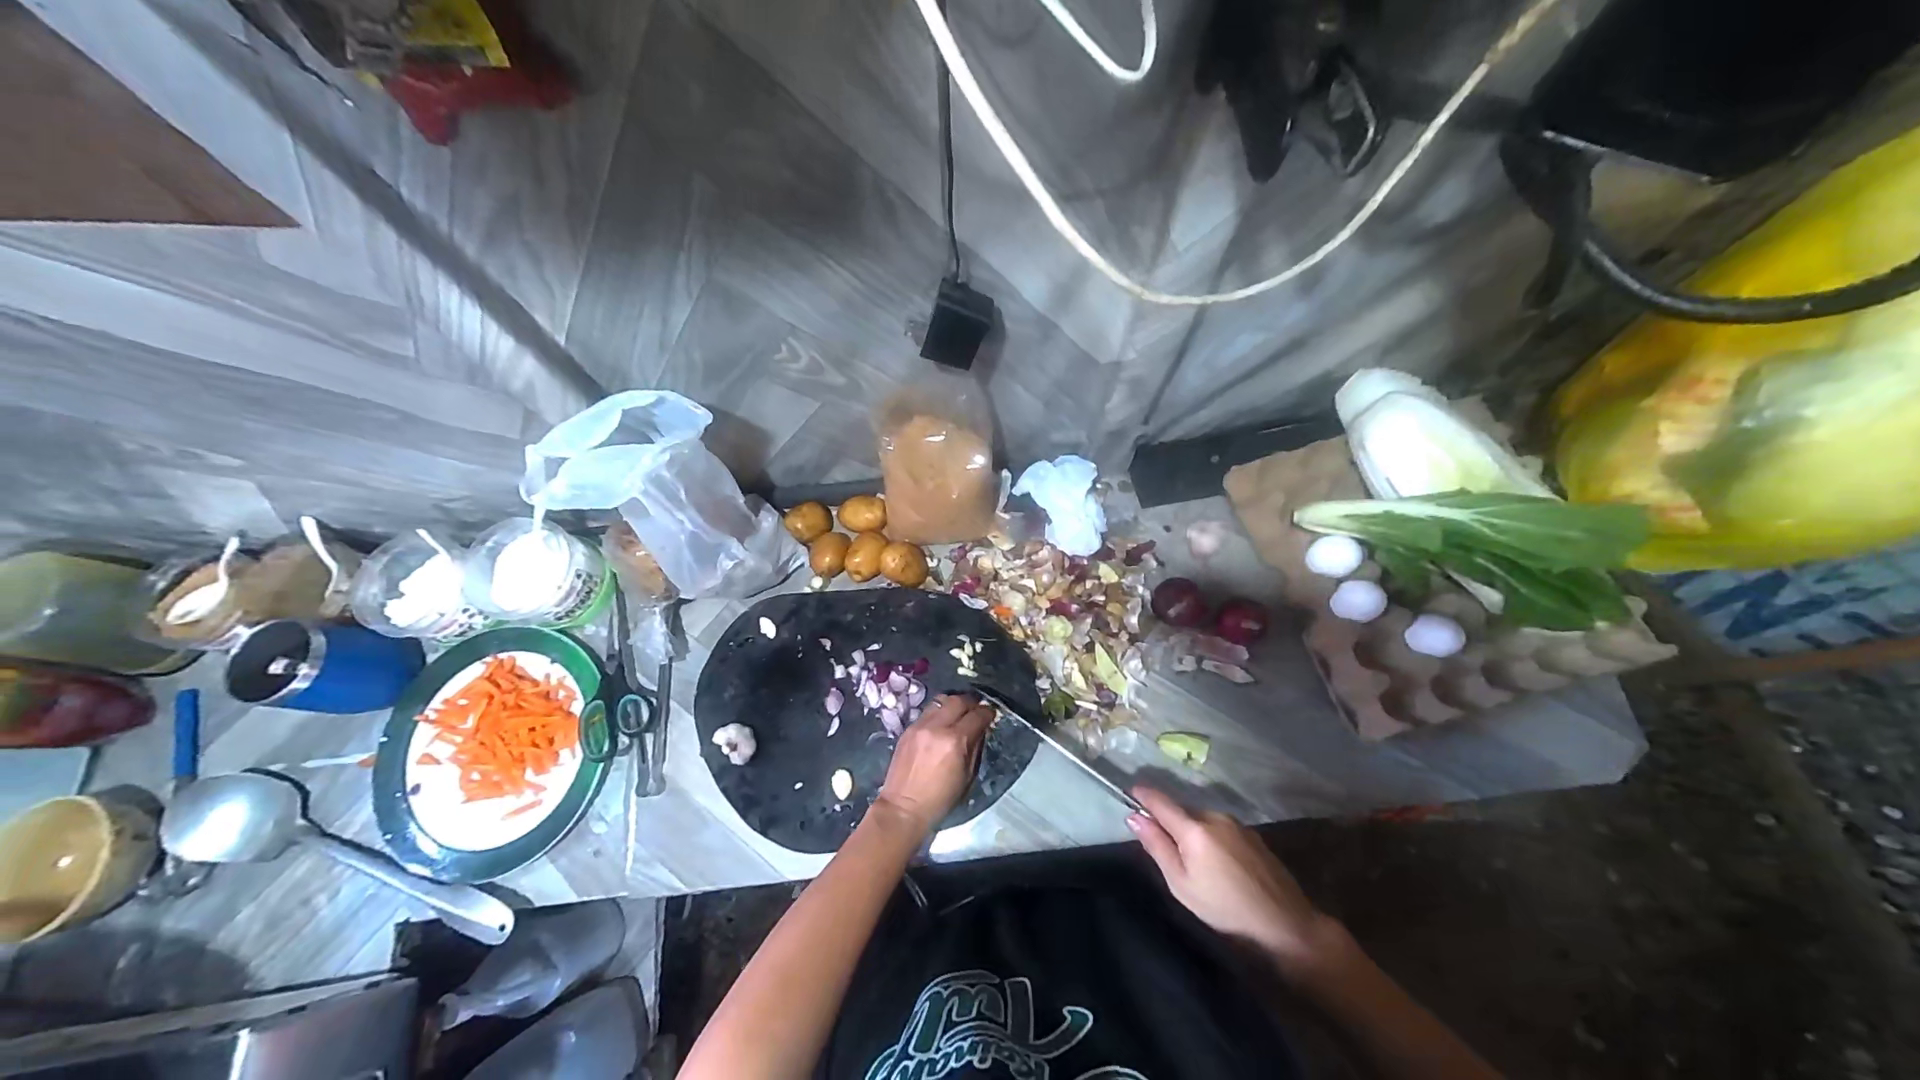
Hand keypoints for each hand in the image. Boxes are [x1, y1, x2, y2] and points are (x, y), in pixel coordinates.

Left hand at [874, 694, 993, 834]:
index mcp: (955, 741)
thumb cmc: (940, 799)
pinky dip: (939, 712)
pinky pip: (928, 711)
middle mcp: (937, 727)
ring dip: (954, 704)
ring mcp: (919, 726)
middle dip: (971, 702)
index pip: (976, 716)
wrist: (903, 808)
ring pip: (941, 701)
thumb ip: (975, 748)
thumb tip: (980, 730)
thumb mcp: (967, 777)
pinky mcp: (907, 729)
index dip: (987, 712)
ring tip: (959, 713)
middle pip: (958, 700)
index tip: (991, 713)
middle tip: (977, 709)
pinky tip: (942, 723)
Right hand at [1129, 786, 1339, 972]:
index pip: (1160, 801)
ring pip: (1202, 819)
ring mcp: (1237, 824)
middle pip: (1182, 810)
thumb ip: (1156, 846)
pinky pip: (1221, 827)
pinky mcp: (1253, 835)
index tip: (1130, 793)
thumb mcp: (1181, 884)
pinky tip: (1218, 864)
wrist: (1286, 926)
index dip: (1143, 795)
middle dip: (1169, 820)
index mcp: (1194, 828)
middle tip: (1163, 847)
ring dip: (1192, 830)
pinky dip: (1211, 837)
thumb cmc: (1225, 910)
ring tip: (1193, 861)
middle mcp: (1215, 816)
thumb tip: (1134, 817)